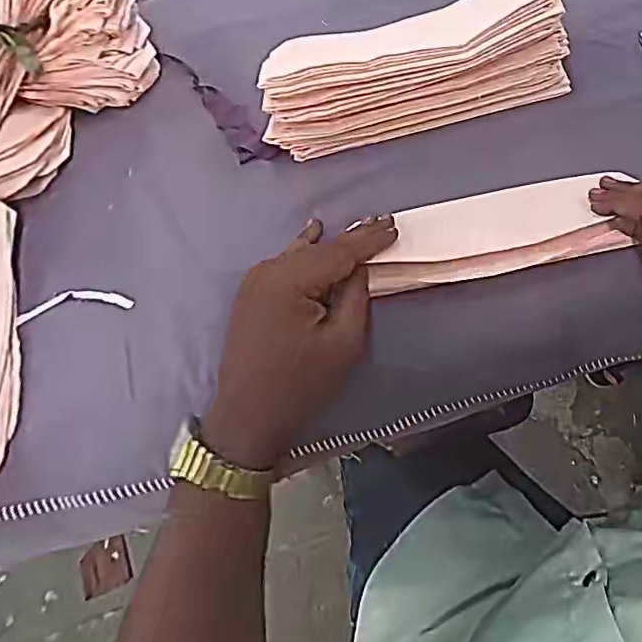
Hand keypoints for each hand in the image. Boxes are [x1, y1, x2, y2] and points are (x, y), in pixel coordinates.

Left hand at [202, 216, 396, 469]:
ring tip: (363, 227)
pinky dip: (307, 249)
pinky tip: (314, 232)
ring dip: (333, 243)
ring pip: (304, 253)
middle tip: (385, 222)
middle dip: (354, 237)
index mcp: (289, 281)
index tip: (394, 227)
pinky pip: (287, 262)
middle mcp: (269, 272)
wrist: (246, 418)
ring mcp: (256, 281)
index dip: (370, 239)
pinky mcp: (252, 293)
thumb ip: (355, 296)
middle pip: (321, 248)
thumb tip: (359, 267)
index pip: (339, 252)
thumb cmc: (300, 384)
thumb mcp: (343, 342)